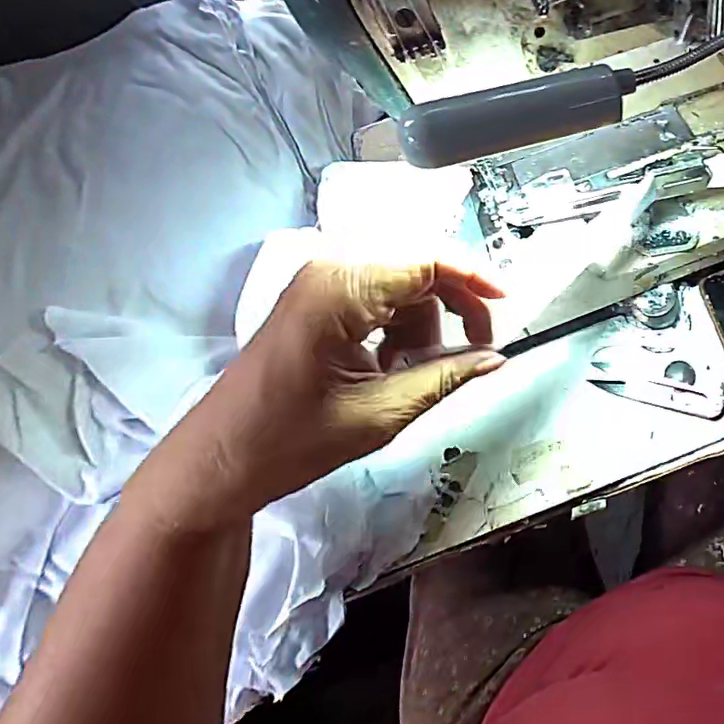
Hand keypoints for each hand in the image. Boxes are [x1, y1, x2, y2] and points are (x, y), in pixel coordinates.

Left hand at [132, 259, 505, 530]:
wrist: (216, 464)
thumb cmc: (287, 441)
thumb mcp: (380, 414)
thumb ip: (446, 378)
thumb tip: (496, 359)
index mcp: (341, 288)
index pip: (428, 260)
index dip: (475, 279)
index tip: (507, 304)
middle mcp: (330, 271)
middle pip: (418, 269)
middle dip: (452, 308)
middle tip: (474, 352)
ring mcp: (320, 283)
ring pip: (403, 287)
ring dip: (423, 326)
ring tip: (411, 375)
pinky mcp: (318, 301)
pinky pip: (379, 300)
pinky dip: (399, 329)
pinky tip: (391, 367)